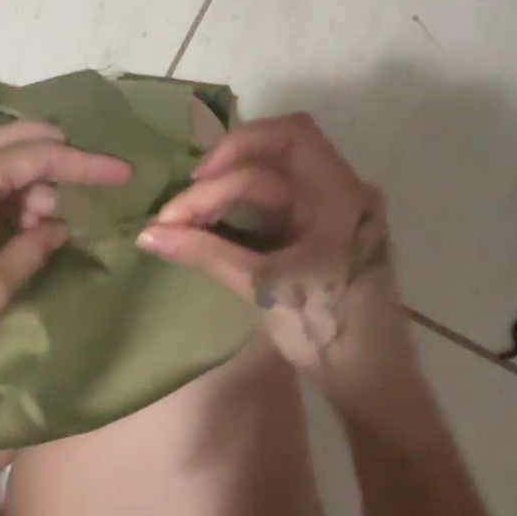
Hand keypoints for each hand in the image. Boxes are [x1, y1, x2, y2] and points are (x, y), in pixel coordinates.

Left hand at [0, 120, 130, 410]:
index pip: (38, 155)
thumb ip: (32, 246)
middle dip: (53, 163)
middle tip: (84, 195)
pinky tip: (10, 221)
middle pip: (12, 141)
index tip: (123, 172)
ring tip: (40, 225)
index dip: (85, 163)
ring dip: (23, 180)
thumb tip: (60, 225)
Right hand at [136, 113, 415, 406]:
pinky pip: (279, 208)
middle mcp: (343, 193)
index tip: (193, 183)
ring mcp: (335, 215)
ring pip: (273, 184)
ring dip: (227, 196)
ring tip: (186, 222)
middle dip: (220, 180)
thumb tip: (146, 234)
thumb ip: (204, 252)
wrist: (370, 379)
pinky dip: (242, 213)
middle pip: (275, 159)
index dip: (236, 146)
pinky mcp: (323, 236)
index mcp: (341, 195)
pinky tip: (211, 229)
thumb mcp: (261, 287)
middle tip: (176, 215)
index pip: (290, 136)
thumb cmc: (325, 329)